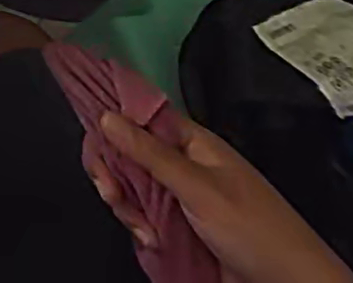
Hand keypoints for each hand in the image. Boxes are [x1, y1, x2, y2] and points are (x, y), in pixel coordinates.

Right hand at [89, 111, 352, 282]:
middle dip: (111, 171)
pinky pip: (141, 211)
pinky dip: (137, 224)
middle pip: (125, 149)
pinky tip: (149, 239)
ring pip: (129, 182)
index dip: (109, 121)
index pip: (134, 113)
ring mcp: (177, 192)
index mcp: (188, 139)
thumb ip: (150, 152)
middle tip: (111, 193)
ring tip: (141, 229)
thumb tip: (106, 115)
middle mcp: (179, 160)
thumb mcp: (200, 189)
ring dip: (125, 203)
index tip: (93, 139)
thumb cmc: (260, 234)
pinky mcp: (176, 222)